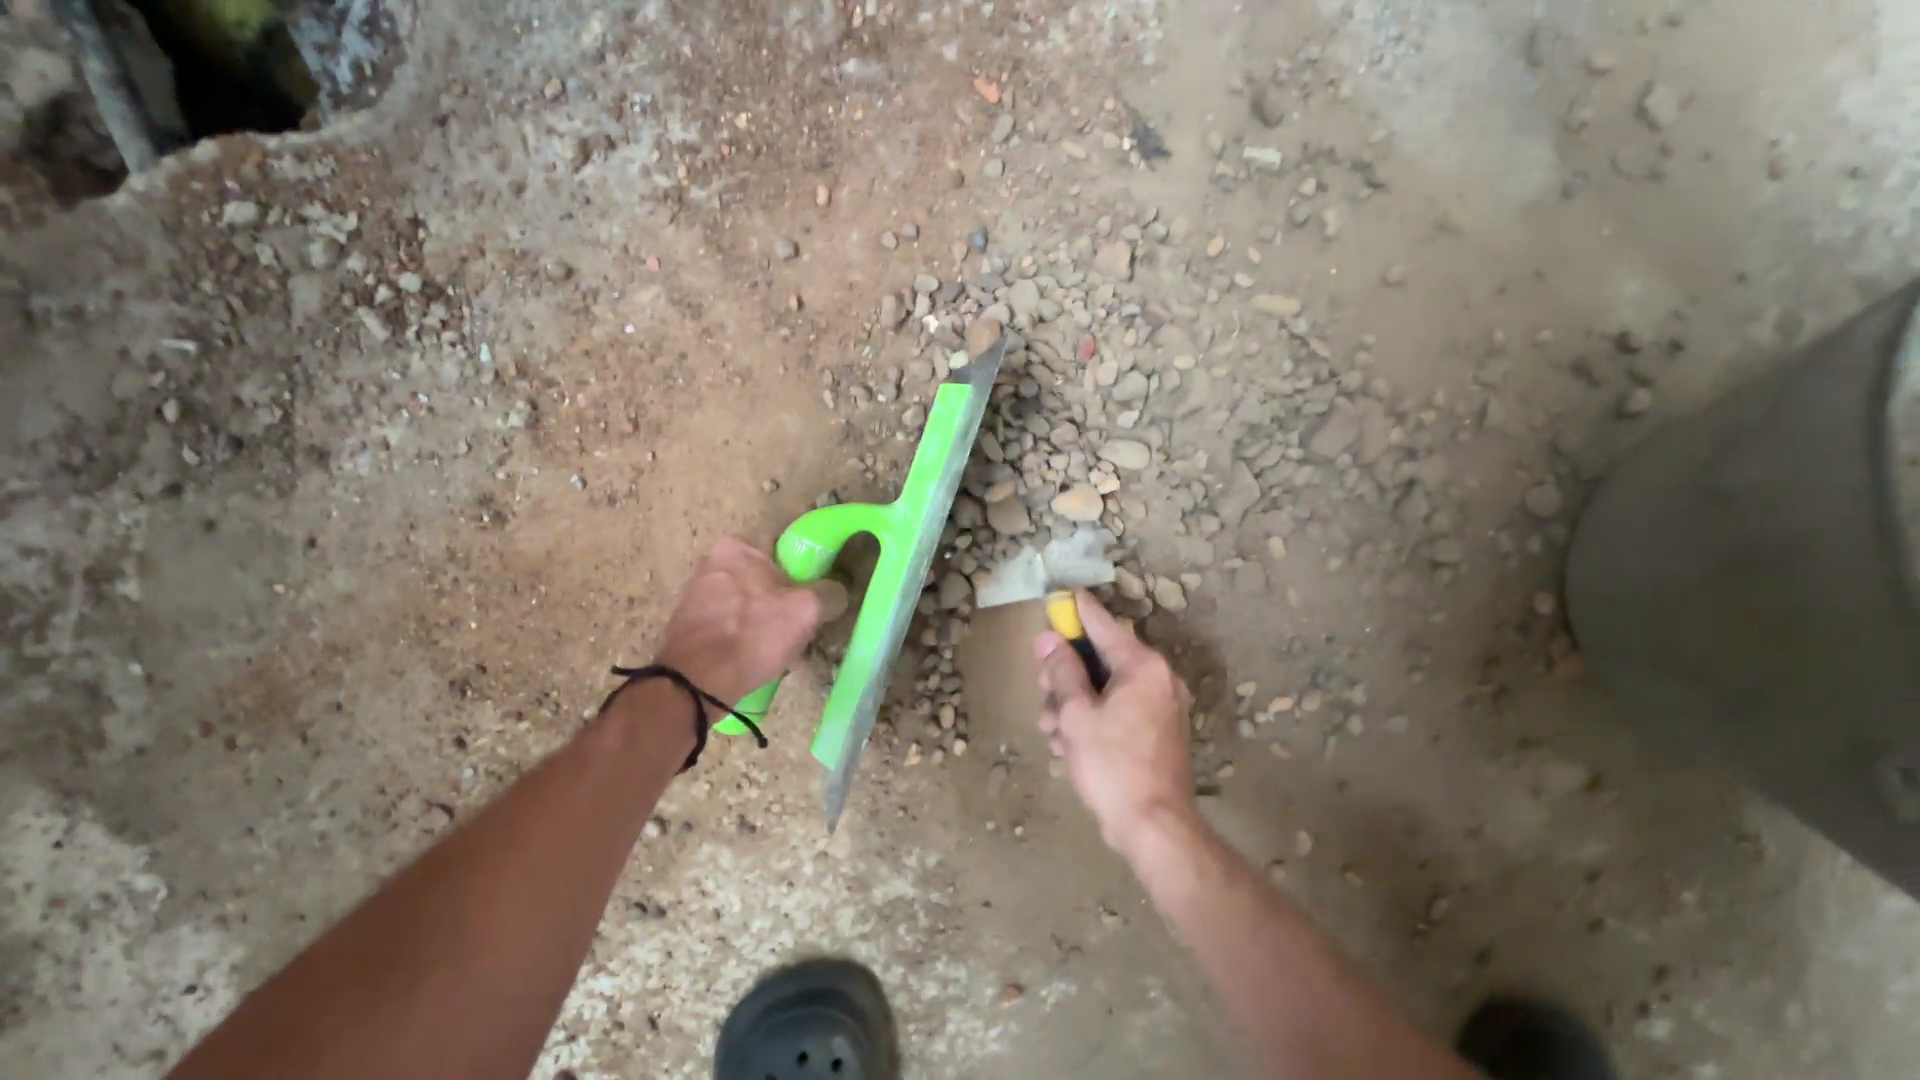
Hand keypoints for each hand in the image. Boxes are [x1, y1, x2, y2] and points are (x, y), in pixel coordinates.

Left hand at [653, 537, 823, 704]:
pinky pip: (729, 628)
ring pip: (747, 607)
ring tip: (777, 652)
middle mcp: (710, 563)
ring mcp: (695, 596)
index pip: (783, 552)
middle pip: (764, 582)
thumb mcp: (808, 609)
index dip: (803, 576)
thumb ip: (829, 593)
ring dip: (763, 627)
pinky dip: (743, 642)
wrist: (695, 683)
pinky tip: (754, 661)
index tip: (812, 601)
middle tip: (797, 631)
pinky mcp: (688, 627)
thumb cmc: (753, 635)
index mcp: (736, 547)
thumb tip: (834, 594)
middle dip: (781, 605)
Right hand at [1035, 591, 1196, 857]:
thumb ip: (1062, 672)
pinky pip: (1117, 710)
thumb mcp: (1076, 715)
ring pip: (1104, 688)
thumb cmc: (1112, 765)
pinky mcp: (1156, 731)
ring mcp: (1160, 706)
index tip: (1058, 594)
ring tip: (1053, 731)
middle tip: (1044, 695)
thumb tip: (1049, 638)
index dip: (1076, 610)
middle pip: (1101, 658)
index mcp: (1142, 666)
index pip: (1103, 624)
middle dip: (1065, 675)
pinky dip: (1092, 720)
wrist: (1153, 825)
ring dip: (1073, 704)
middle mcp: (1158, 678)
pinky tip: (1068, 746)